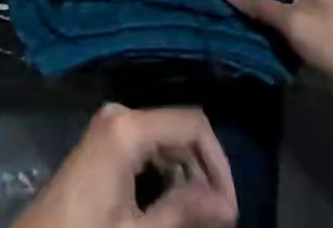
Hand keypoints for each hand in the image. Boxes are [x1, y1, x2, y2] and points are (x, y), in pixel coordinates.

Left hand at [14, 104, 236, 227]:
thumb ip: (185, 212)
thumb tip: (229, 206)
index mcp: (129, 126)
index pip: (193, 125)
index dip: (219, 165)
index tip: (230, 210)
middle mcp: (120, 115)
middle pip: (179, 131)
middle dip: (203, 174)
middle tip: (220, 218)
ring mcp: (108, 128)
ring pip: (165, 141)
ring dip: (186, 177)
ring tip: (200, 217)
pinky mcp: (102, 144)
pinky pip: (147, 150)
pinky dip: (165, 176)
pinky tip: (174, 206)